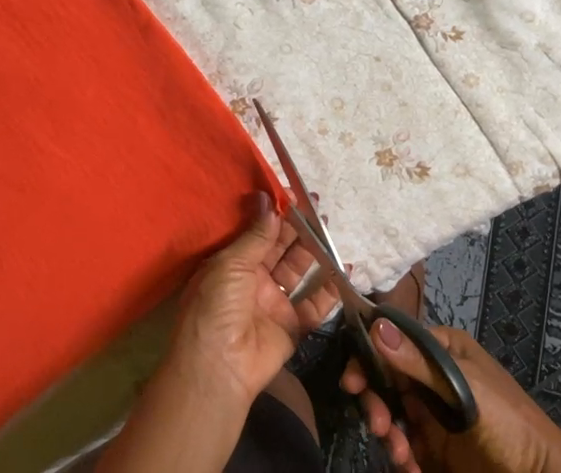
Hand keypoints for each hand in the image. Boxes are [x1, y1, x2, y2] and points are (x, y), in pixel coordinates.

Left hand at [96, 195, 340, 472]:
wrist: (219, 367)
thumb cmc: (216, 306)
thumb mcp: (231, 264)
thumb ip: (255, 235)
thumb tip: (267, 199)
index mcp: (232, 262)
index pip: (256, 231)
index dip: (274, 212)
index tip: (293, 193)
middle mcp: (253, 279)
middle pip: (280, 248)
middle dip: (298, 228)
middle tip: (318, 207)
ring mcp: (273, 303)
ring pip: (298, 271)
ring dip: (314, 252)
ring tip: (330, 231)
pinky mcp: (292, 326)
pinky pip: (314, 305)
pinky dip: (329, 290)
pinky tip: (344, 272)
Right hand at [342, 318, 560, 472]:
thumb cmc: (509, 422)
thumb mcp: (464, 387)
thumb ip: (417, 360)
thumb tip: (374, 324)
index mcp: (442, 349)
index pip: (393, 341)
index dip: (367, 357)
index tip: (351, 382)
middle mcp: (431, 376)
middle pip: (383, 379)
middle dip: (375, 402)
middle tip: (379, 426)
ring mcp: (431, 412)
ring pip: (389, 413)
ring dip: (387, 434)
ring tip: (401, 456)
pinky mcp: (432, 446)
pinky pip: (402, 445)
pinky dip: (400, 457)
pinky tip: (410, 468)